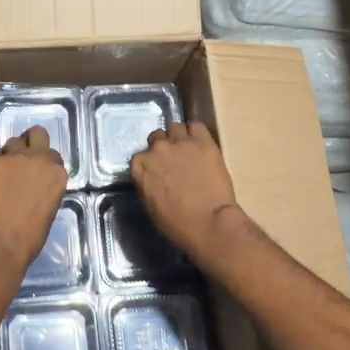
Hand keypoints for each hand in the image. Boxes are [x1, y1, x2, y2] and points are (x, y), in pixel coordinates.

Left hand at [0, 125, 67, 271]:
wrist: (0, 244)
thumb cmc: (29, 238)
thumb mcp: (48, 209)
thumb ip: (45, 187)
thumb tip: (35, 184)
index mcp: (57, 173)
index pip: (52, 155)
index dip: (42, 163)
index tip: (35, 173)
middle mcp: (39, 158)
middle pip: (37, 134)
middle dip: (30, 143)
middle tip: (20, 160)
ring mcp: (14, 156)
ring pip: (11, 143)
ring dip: (9, 155)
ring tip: (1, 174)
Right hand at [129, 121, 248, 267]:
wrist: (209, 222)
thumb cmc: (177, 223)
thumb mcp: (150, 205)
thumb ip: (146, 183)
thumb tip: (151, 176)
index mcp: (140, 165)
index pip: (141, 156)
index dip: (151, 163)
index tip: (158, 171)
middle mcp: (157, 148)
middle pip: (157, 137)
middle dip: (163, 147)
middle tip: (174, 160)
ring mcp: (180, 142)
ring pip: (175, 127)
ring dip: (179, 137)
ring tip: (188, 149)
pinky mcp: (203, 141)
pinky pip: (196, 126)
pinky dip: (196, 133)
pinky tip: (200, 143)